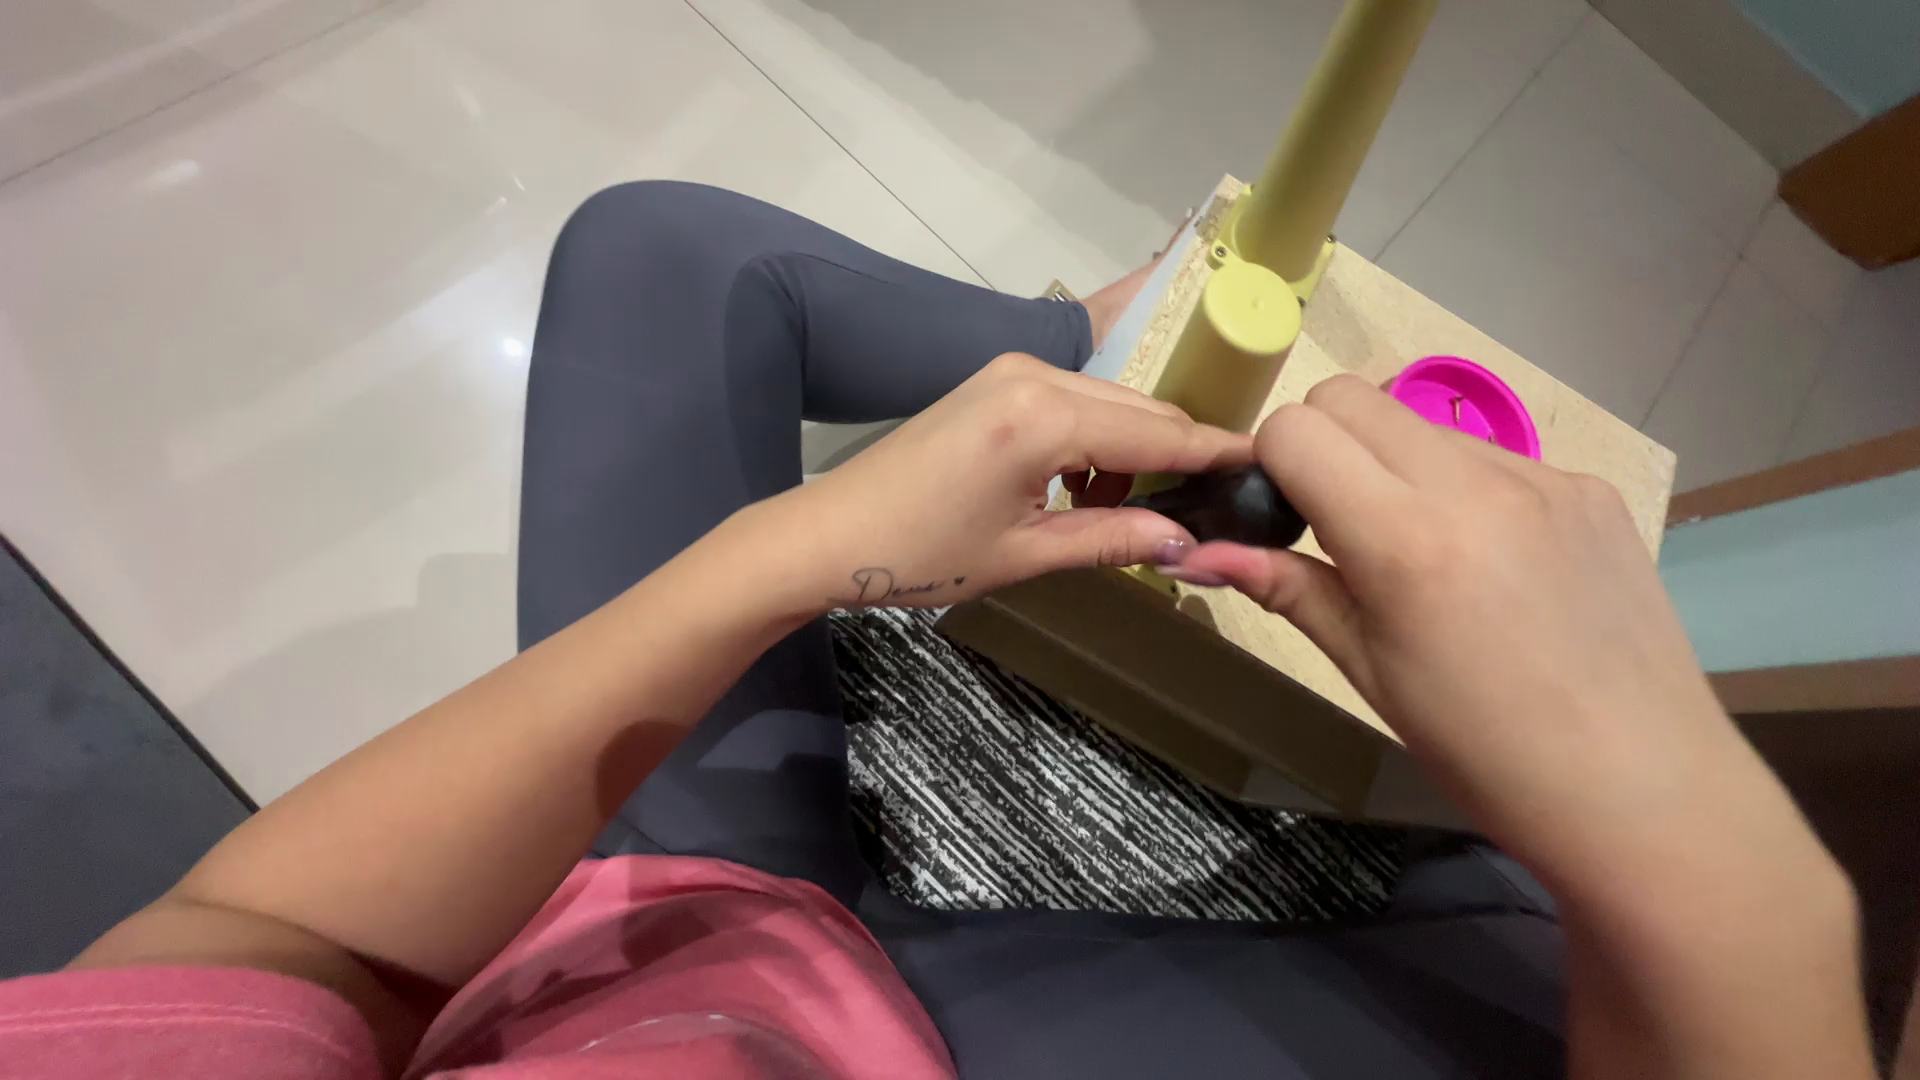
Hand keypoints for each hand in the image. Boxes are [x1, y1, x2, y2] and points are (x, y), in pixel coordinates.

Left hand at [764, 352, 1249, 608]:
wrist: (830, 534)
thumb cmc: (921, 554)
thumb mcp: (1025, 555)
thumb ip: (1113, 539)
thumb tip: (1188, 543)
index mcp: (1044, 417)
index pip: (1159, 433)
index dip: (1216, 455)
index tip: (1266, 469)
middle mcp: (1034, 373)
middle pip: (1141, 409)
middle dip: (1179, 455)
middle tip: (1207, 507)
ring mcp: (1010, 370)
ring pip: (1109, 403)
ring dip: (1134, 451)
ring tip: (1129, 513)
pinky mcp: (993, 381)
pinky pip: (1072, 402)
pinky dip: (1095, 440)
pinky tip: (1082, 487)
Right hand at [1163, 376, 1797, 877]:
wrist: (1641, 791)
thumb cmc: (1475, 745)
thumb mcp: (1358, 665)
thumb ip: (1278, 586)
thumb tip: (1191, 553)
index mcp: (1405, 538)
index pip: (1296, 428)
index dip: (1269, 464)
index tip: (1278, 514)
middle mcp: (1476, 483)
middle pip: (1349, 395)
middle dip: (1316, 442)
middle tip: (1329, 518)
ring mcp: (1543, 476)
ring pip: (1414, 416)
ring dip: (1383, 458)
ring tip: (1409, 542)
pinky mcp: (1586, 486)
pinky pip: (1482, 450)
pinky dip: (1450, 481)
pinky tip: (1478, 555)